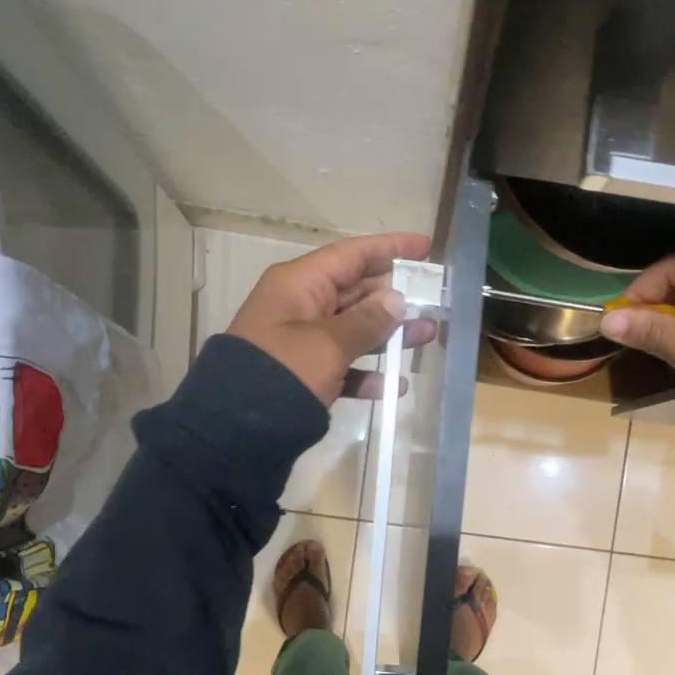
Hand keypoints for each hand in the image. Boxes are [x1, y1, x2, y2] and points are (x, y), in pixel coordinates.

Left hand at [227, 232, 435, 405]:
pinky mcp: (307, 377)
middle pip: (357, 292)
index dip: (389, 248)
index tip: (425, 246)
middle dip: (396, 297)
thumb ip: (367, 321)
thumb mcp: (328, 343)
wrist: (239, 429)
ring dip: (391, 334)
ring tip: (428, 335)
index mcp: (299, 285)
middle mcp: (302, 307)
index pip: (351, 255)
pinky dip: (369, 375)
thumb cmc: (284, 372)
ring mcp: (304, 343)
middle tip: (435, 299)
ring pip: (355, 330)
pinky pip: (345, 368)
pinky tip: (396, 385)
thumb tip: (396, 300)